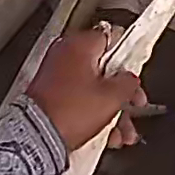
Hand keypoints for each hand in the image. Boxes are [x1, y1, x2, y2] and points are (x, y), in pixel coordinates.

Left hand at [25, 27, 146, 150]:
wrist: (38, 137)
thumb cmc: (69, 112)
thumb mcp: (111, 97)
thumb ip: (128, 83)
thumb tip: (131, 80)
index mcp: (79, 45)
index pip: (111, 37)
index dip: (129, 55)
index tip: (137, 69)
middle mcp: (65, 54)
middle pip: (104, 66)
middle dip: (122, 92)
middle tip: (132, 105)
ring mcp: (56, 74)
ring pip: (93, 87)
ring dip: (112, 108)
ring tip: (122, 131)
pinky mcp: (51, 94)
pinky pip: (79, 99)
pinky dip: (94, 113)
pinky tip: (106, 134)